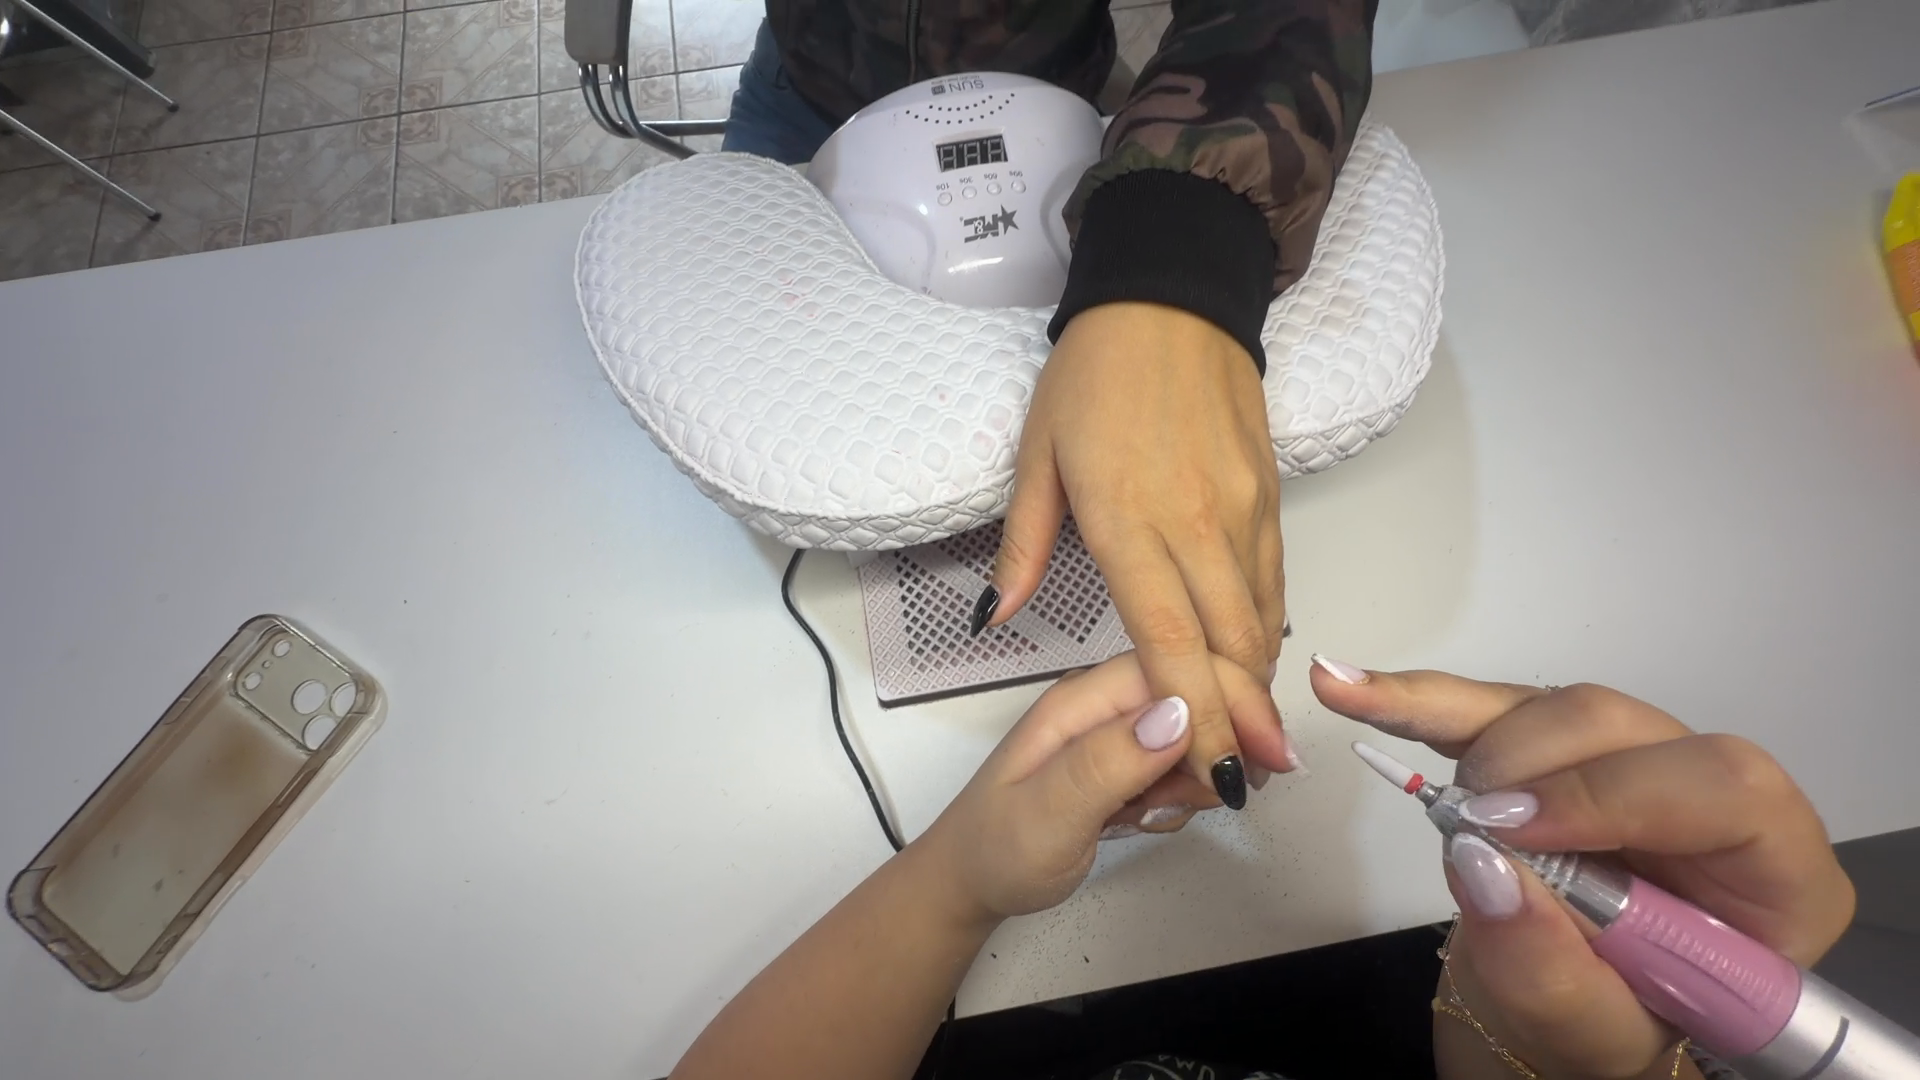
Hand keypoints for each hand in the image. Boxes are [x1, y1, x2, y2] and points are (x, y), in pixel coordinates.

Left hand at [920, 651, 1290, 923]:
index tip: (1270, 757)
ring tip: (1151, 813)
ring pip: (1197, 735)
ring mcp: (1116, 733)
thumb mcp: (1049, 812)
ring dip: (1198, 779)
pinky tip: (1144, 818)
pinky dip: (1181, 796)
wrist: (974, 879)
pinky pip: (1180, 767)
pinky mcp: (1125, 761)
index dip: (1231, 701)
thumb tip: (1182, 711)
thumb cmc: (999, 847)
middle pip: (1197, 695)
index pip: (1174, 665)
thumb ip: (1110, 762)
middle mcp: (1104, 705)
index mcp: (1083, 698)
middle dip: (1223, 746)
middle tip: (1217, 797)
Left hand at [979, 302, 1288, 808]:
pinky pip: (1275, 578)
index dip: (1189, 714)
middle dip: (1237, 718)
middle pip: (1229, 644)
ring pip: (1261, 617)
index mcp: (1129, 520)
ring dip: (1256, 682)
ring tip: (1248, 733)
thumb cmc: (1091, 377)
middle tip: (1239, 775)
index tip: (1208, 770)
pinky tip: (1254, 656)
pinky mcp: (1271, 493)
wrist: (1170, 300)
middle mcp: (1200, 524)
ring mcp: (1245, 509)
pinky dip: (1267, 628)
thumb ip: (1022, 547)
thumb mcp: (1037, 456)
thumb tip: (997, 615)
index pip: (1166, 638)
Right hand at [1309, 663, 1855, 1079]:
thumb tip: (1478, 863)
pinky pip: (1465, 704)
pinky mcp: (1530, 744)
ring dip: (1462, 733)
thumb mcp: (1585, 1031)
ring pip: (1536, 702)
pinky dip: (1398, 700)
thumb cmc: (1599, 1026)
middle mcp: (1692, 790)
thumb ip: (1547, 967)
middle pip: (1614, 723)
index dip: (1607, 793)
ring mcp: (1604, 758)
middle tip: (1462, 821)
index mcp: (1762, 870)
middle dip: (1522, 763)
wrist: (1559, 999)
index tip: (1504, 830)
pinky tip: (1340, 682)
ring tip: (1429, 798)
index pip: (1719, 787)